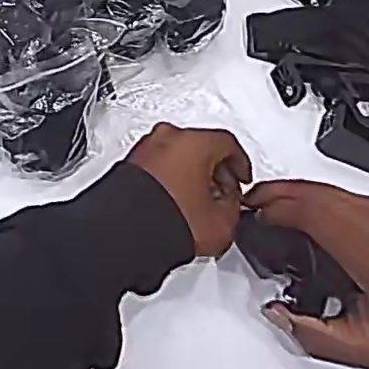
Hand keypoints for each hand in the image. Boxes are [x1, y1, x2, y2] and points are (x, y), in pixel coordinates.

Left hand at [127, 123, 251, 257]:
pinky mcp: (130, 161)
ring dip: (192, 172)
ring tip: (198, 200)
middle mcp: (167, 137)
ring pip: (178, 152)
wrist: (127, 231)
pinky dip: (170, 175)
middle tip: (223, 190)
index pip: (228, 143)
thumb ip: (234, 206)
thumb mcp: (221, 222)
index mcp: (194, 142)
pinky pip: (159, 162)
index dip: (240, 163)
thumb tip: (228, 203)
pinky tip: (175, 199)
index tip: (241, 176)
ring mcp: (146, 147)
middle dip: (215, 168)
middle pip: (202, 145)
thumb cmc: (167, 221)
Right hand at [244, 180, 368, 368]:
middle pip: (314, 192)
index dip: (275, 209)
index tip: (254, 217)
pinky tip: (300, 206)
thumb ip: (312, 334)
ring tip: (267, 204)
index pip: (312, 212)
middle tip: (250, 205)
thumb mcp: (365, 350)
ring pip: (326, 186)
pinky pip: (340, 190)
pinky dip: (312, 194)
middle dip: (275, 194)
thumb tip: (276, 313)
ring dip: (291, 190)